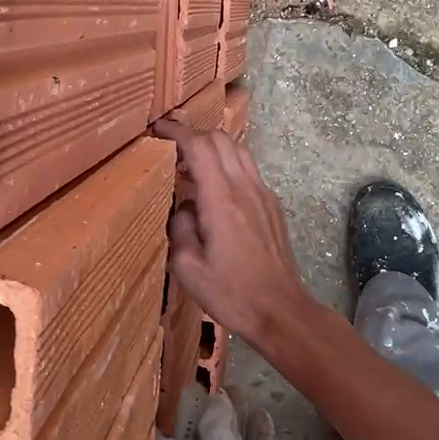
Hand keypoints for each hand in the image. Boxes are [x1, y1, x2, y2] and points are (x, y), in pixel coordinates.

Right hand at [153, 119, 313, 346]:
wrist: (281, 310)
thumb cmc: (232, 293)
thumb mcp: (188, 268)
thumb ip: (180, 227)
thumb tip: (184, 208)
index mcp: (221, 200)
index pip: (198, 147)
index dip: (176, 132)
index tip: (157, 128)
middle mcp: (245, 188)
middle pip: (220, 139)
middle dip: (193, 136)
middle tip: (171, 152)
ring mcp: (263, 194)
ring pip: (238, 150)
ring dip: (213, 149)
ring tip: (191, 169)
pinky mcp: (272, 206)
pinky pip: (248, 170)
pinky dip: (228, 166)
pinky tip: (216, 192)